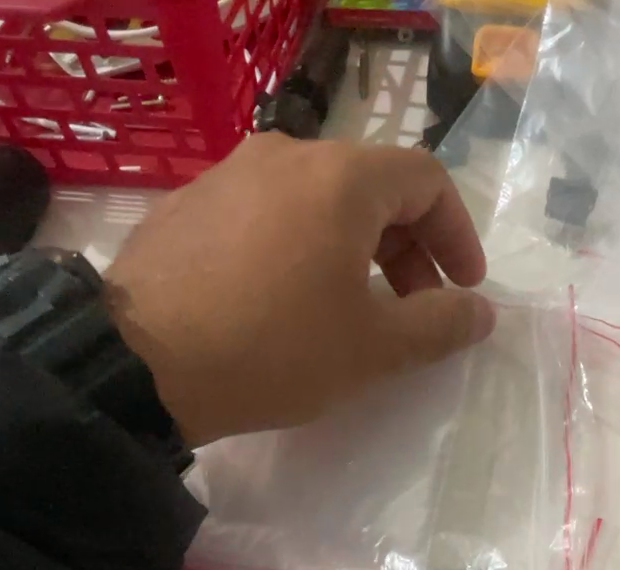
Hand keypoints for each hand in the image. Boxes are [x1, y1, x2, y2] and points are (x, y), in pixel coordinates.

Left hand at [106, 135, 494, 446]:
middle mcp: (286, 156)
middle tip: (417, 308)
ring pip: (319, 200)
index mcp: (341, 178)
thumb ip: (440, 325)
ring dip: (358, 250)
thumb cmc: (276, 349)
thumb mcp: (374, 348)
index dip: (457, 233)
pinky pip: (270, 215)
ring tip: (356, 310)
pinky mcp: (192, 205)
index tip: (464, 286)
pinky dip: (304, 249)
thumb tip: (482, 311)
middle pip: (372, 187)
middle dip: (410, 248)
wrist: (138, 363)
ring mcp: (230, 175)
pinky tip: (291, 302)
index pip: (426, 179)